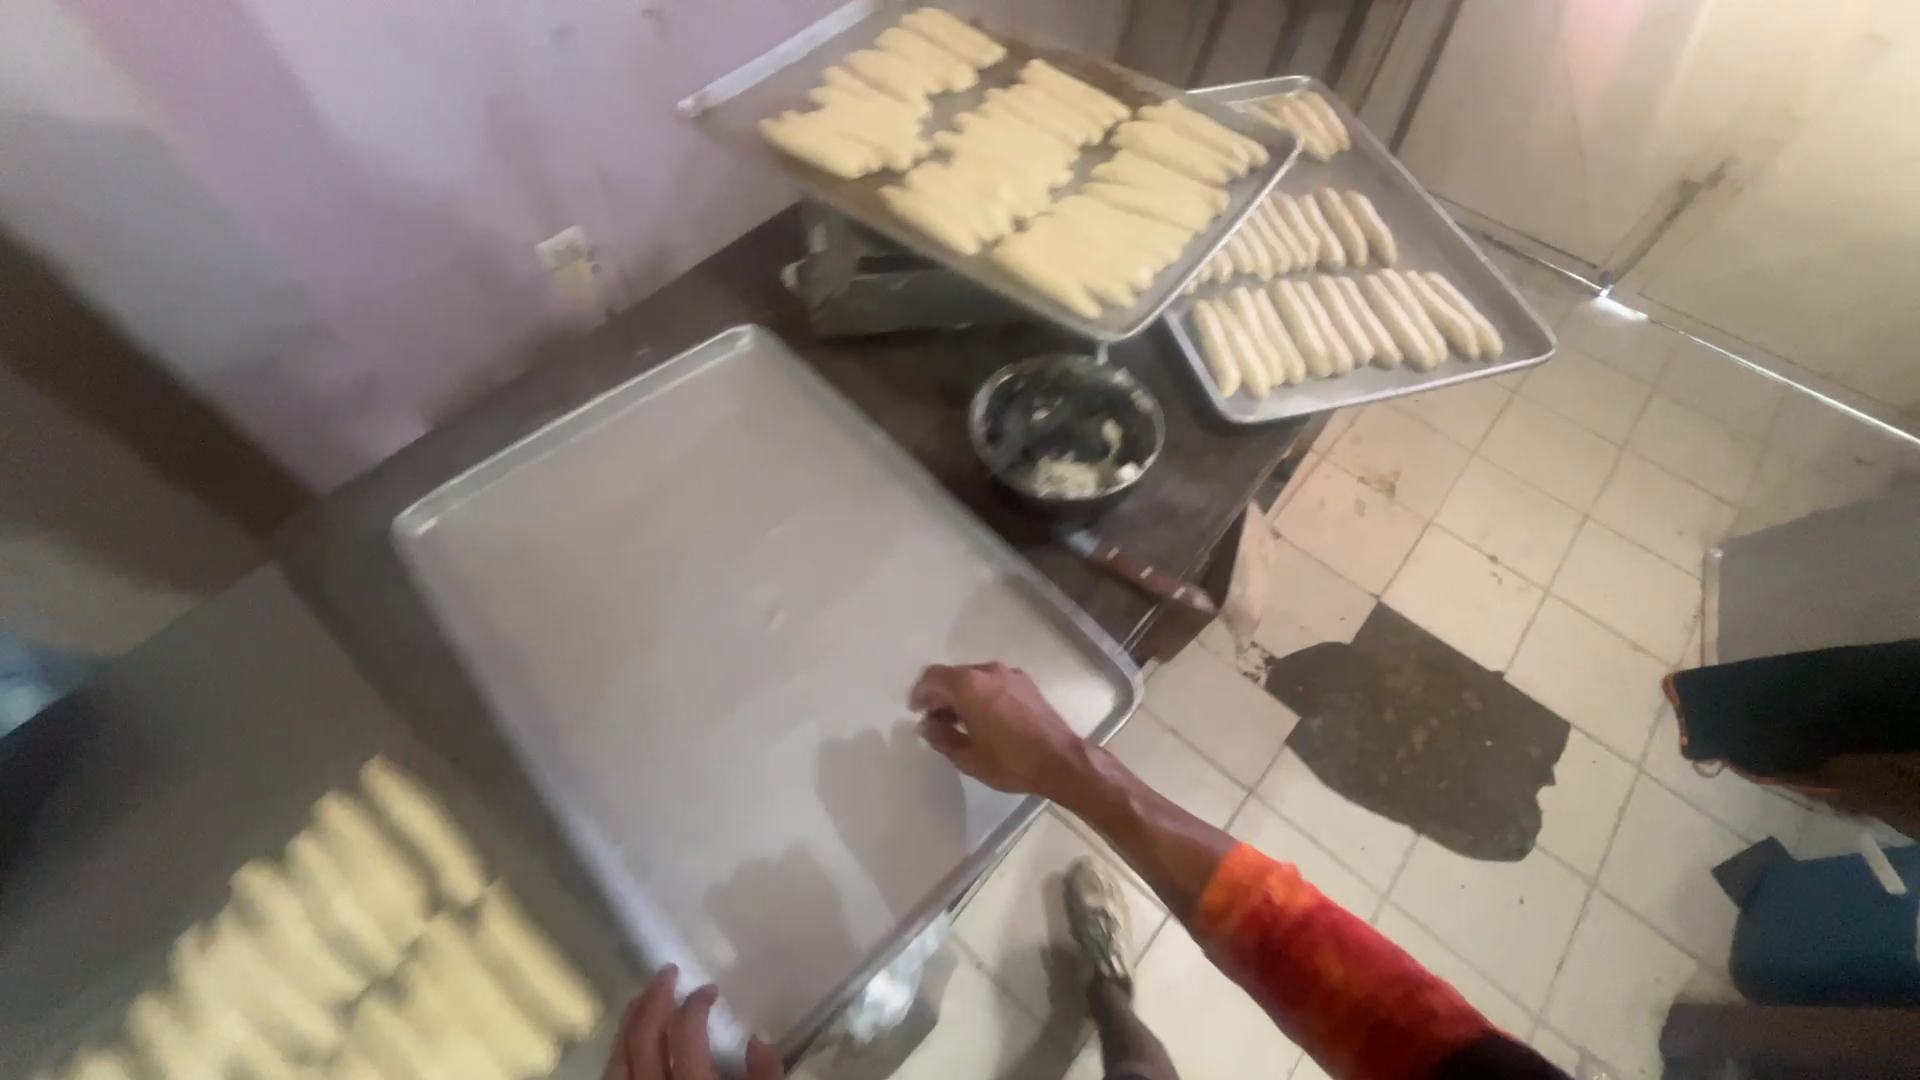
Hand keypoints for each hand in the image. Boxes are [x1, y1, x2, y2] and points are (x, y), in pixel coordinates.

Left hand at [604, 967, 782, 1079]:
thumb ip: (767, 1078)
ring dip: (627, 1025)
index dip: (696, 1003)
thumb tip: (757, 1036)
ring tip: (640, 999)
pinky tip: (622, 1049)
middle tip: (668, 973)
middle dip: (655, 999)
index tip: (709, 990)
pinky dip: (612, 1061)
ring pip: (617, 1064)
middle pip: (644, 1039)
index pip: (686, 1031)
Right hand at [909, 662, 1089, 800]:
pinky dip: (980, 694)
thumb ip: (942, 738)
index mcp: (969, 686)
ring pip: (973, 678)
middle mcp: (988, 671)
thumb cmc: (1010, 761)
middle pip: (953, 675)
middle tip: (935, 720)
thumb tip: (929, 726)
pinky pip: (992, 682)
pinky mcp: (1025, 683)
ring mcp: (1009, 674)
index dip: (919, 693)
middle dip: (940, 695)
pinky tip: (983, 718)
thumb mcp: (968, 758)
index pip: (932, 677)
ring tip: (958, 722)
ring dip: (960, 694)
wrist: (1061, 760)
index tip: (916, 711)